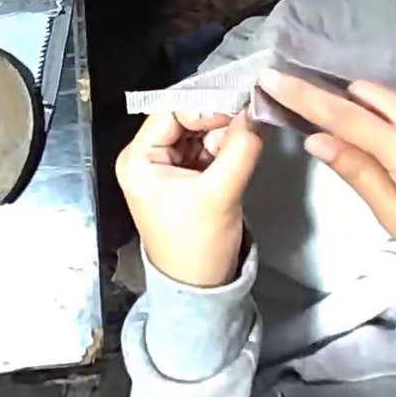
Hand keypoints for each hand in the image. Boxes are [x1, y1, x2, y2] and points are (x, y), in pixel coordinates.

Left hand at [115, 112, 262, 287]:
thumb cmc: (198, 246)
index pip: (170, 111)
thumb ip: (240, 149)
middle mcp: (149, 156)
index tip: (238, 108)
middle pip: (185, 117)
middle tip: (249, 119)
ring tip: (248, 137)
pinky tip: (243, 146)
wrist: (201, 290)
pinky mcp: (187, 173)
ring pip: (200, 129)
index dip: (204, 106)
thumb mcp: (221, 194)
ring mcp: (168, 164)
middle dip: (218, 118)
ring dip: (225, 131)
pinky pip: (207, 145)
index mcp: (139, 159)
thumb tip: (256, 112)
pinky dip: (226, 144)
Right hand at [259, 71, 395, 274]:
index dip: (306, 96)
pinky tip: (395, 140)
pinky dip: (394, 114)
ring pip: (391, 96)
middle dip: (338, 101)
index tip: (272, 77)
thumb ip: (358, 172)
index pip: (347, 117)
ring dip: (367, 107)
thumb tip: (316, 138)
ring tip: (361, 137)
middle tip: (318, 119)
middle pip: (368, 94)